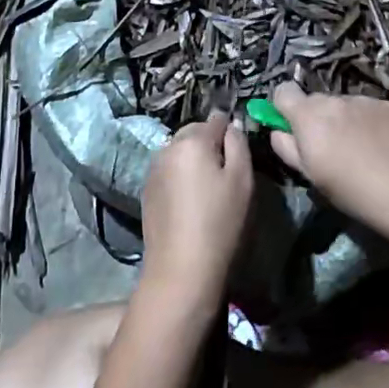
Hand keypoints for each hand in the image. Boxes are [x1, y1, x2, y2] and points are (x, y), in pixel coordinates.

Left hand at [140, 114, 253, 308]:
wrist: (181, 267)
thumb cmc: (219, 222)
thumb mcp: (242, 180)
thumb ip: (238, 144)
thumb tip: (231, 125)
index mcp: (191, 141)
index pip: (215, 120)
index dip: (230, 132)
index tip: (239, 152)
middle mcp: (166, 148)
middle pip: (193, 133)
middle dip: (209, 143)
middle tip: (226, 173)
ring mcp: (153, 169)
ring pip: (179, 151)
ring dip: (193, 159)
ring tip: (208, 188)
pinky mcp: (147, 190)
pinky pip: (168, 170)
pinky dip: (180, 176)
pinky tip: (190, 201)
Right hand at [267, 82, 388, 224]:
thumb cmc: (354, 192)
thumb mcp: (310, 177)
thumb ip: (287, 148)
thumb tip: (279, 131)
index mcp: (309, 116)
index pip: (283, 91)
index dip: (283, 107)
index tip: (291, 129)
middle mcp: (334, 100)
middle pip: (314, 100)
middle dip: (315, 118)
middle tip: (328, 148)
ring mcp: (364, 100)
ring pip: (342, 105)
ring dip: (342, 120)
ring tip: (359, 150)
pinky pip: (366, 109)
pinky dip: (366, 122)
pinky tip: (380, 147)